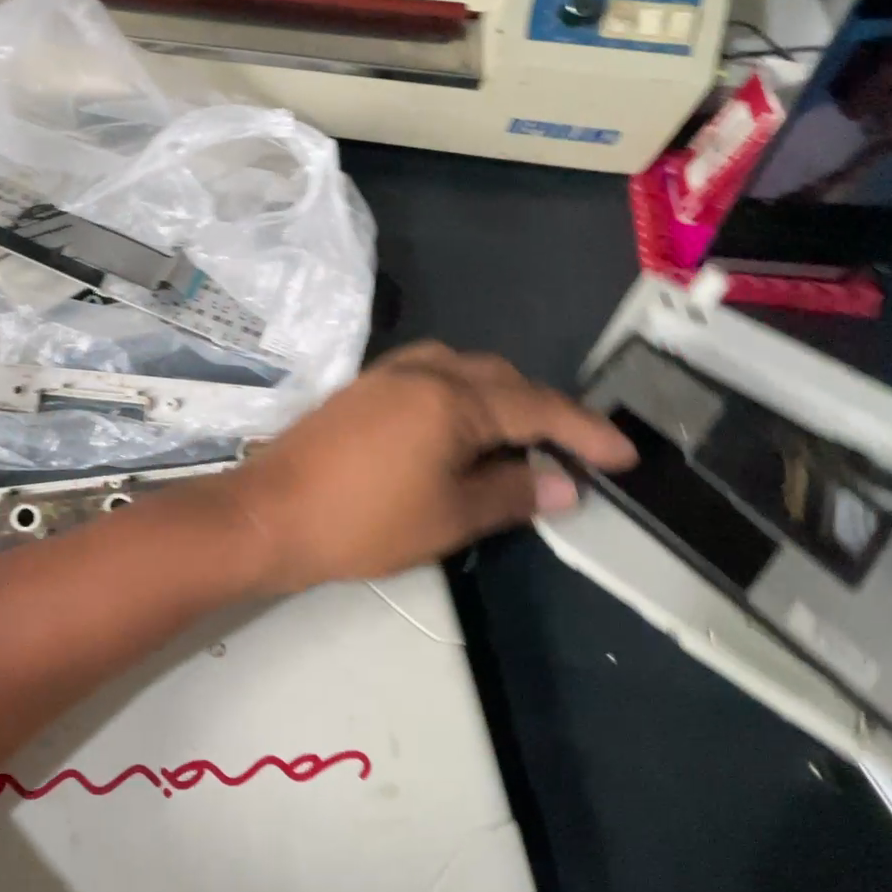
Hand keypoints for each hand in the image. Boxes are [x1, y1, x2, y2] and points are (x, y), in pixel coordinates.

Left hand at [215, 342, 637, 594]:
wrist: (268, 514)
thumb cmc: (362, 522)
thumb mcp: (449, 517)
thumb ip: (511, 494)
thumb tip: (563, 484)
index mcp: (452, 398)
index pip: (538, 407)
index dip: (586, 432)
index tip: (624, 456)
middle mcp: (420, 372)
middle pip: (499, 378)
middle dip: (539, 409)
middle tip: (566, 450)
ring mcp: (381, 376)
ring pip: (458, 369)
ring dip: (494, 396)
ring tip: (512, 438)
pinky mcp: (355, 391)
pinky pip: (423, 377)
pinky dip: (454, 396)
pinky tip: (453, 430)